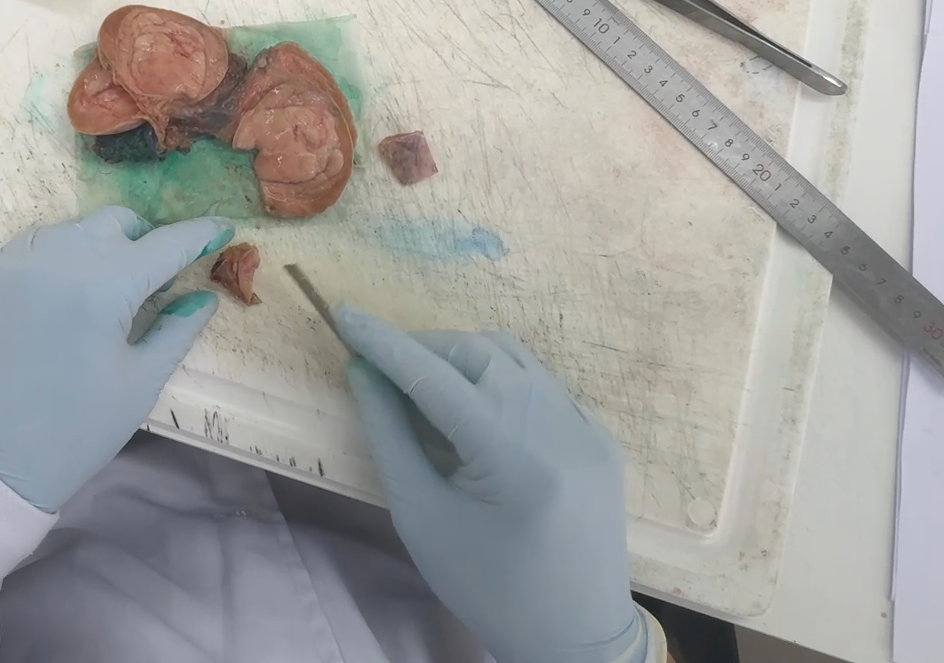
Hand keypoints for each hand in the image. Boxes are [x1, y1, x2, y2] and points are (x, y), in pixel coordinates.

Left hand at [0, 207, 232, 511]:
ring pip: (74, 228)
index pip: (165, 244)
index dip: (199, 233)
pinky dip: (60, 252)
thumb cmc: (75, 429)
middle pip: (117, 223)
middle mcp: (60, 257)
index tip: (222, 226)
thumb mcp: (139, 383)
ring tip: (107, 288)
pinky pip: (35, 242)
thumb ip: (177, 330)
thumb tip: (205, 298)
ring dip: (101, 245)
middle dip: (146, 239)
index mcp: (104, 286)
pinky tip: (66, 287)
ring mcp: (18, 260)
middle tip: (156, 275)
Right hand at [335, 310, 646, 662]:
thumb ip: (387, 431)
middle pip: (473, 350)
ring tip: (422, 382)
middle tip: (379, 366)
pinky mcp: (599, 437)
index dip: (382, 341)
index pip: (432, 374)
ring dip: (456, 354)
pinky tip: (472, 405)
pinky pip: (536, 379)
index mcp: (512, 456)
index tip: (343, 313)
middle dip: (419, 347)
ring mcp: (587, 429)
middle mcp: (558, 428)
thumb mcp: (418, 511)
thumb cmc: (484, 584)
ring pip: (507, 354)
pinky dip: (492, 374)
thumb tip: (361, 368)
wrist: (578, 642)